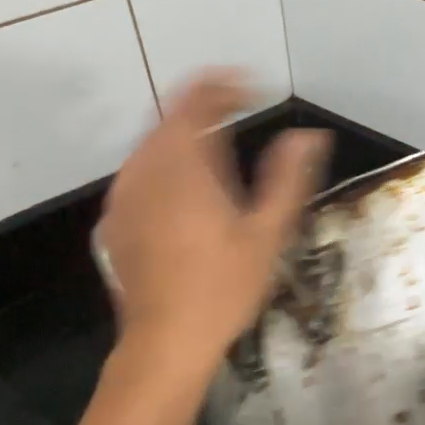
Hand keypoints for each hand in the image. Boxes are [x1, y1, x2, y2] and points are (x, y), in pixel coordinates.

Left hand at [95, 71, 330, 368]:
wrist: (166, 340)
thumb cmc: (224, 286)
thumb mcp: (269, 232)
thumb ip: (288, 177)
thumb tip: (310, 136)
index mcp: (186, 164)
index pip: (197, 99)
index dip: (225, 84)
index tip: (254, 88)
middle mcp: (147, 168)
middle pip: (170, 116)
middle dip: (204, 106)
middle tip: (239, 112)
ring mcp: (125, 193)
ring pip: (151, 142)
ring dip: (182, 134)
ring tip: (216, 144)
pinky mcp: (115, 217)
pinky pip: (139, 171)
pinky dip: (163, 162)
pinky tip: (185, 187)